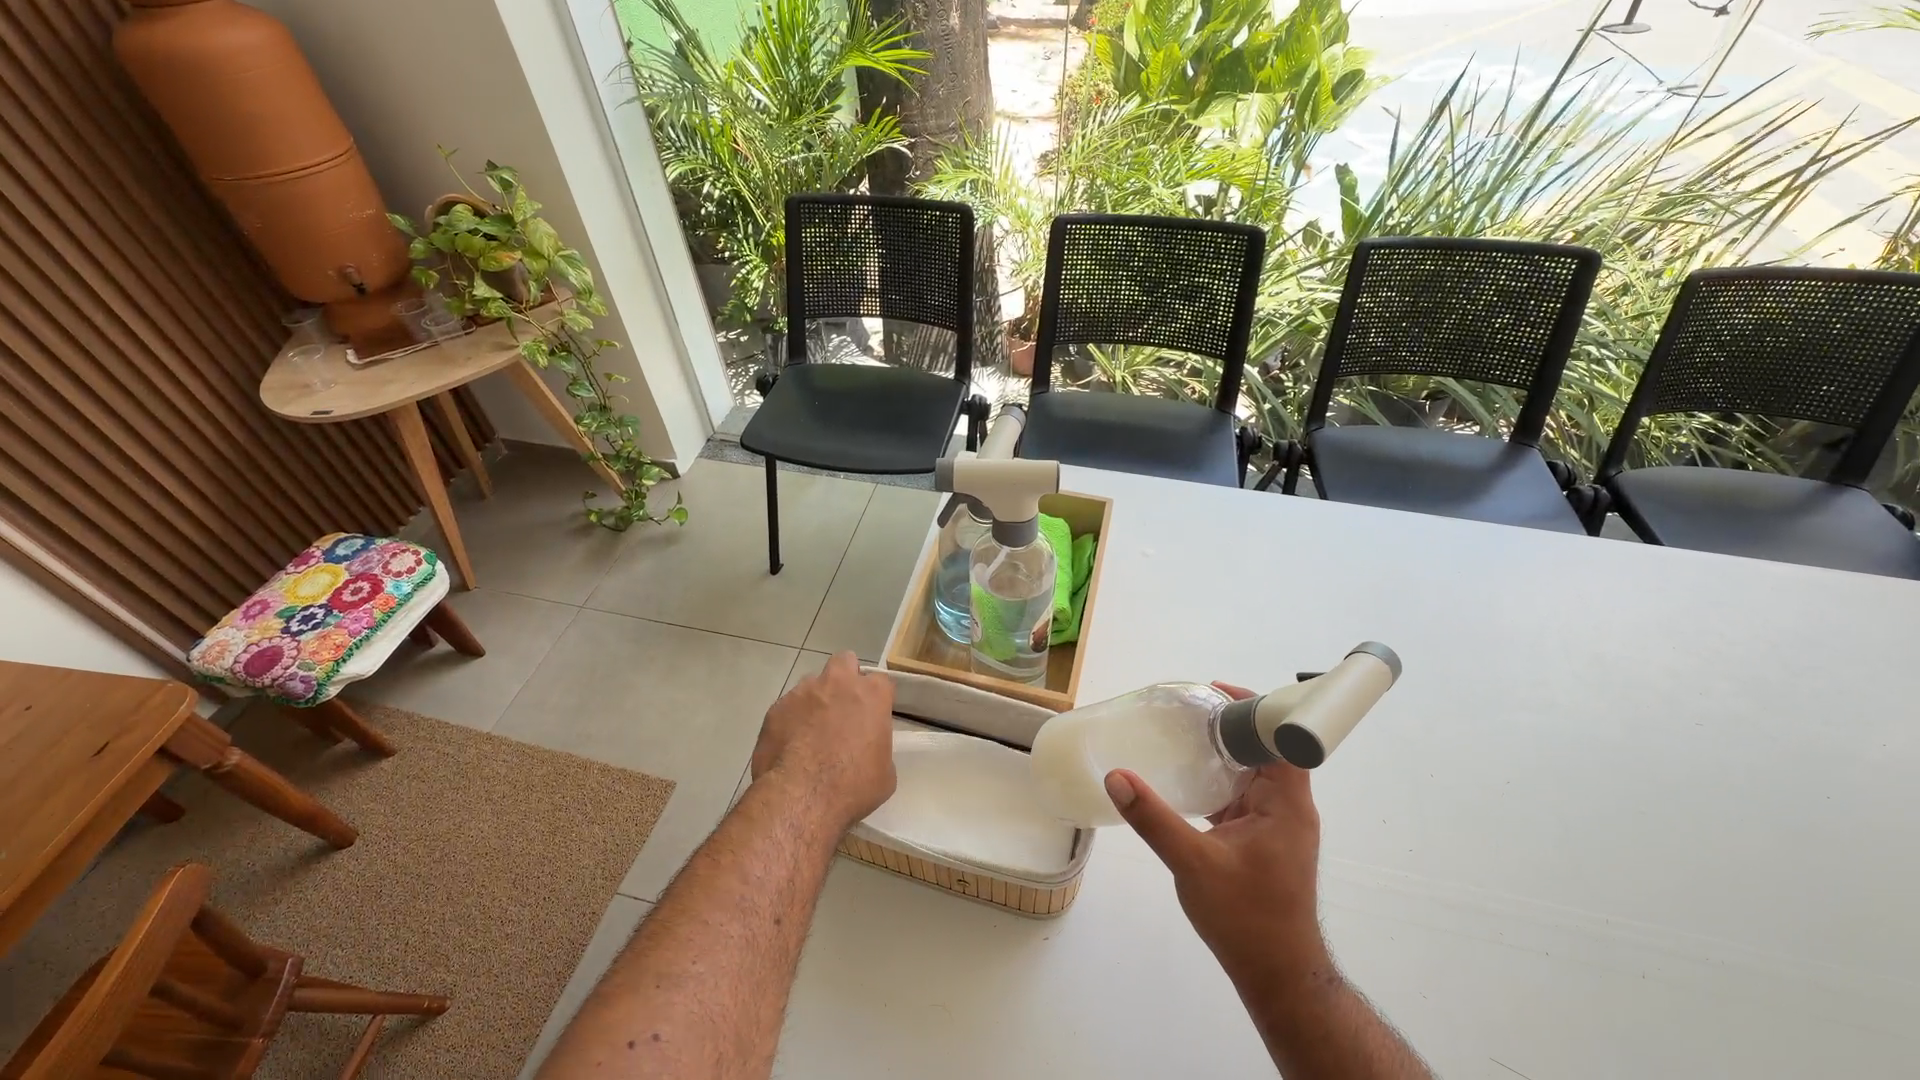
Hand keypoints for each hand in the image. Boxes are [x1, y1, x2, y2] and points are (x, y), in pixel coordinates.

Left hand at [751, 651, 896, 832]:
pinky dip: (790, 720)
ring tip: (810, 731)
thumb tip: (867, 750)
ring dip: (815, 700)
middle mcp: (837, 684)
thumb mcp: (884, 773)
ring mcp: (803, 692)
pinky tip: (789, 745)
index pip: (881, 682)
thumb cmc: (853, 786)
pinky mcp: (776, 708)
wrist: (801, 797)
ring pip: (811, 684)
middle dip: (844, 678)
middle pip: (844, 661)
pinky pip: (787, 707)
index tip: (873, 716)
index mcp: (871, 696)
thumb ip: (878, 748)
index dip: (877, 698)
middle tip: (842, 708)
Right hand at [1105, 682, 1326, 982]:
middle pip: (1266, 750)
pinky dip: (1220, 782)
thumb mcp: (1193, 864)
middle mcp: (1289, 808)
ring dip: (1224, 754)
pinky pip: (1244, 798)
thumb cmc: (1247, 916)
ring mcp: (1278, 826)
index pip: (1282, 738)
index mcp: (1286, 803)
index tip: (1214, 693)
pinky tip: (1188, 781)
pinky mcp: (1264, 842)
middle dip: (1230, 726)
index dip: (1254, 709)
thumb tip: (1116, 777)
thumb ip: (1154, 819)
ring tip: (1183, 735)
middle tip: (1188, 709)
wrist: (1278, 974)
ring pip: (1253, 775)